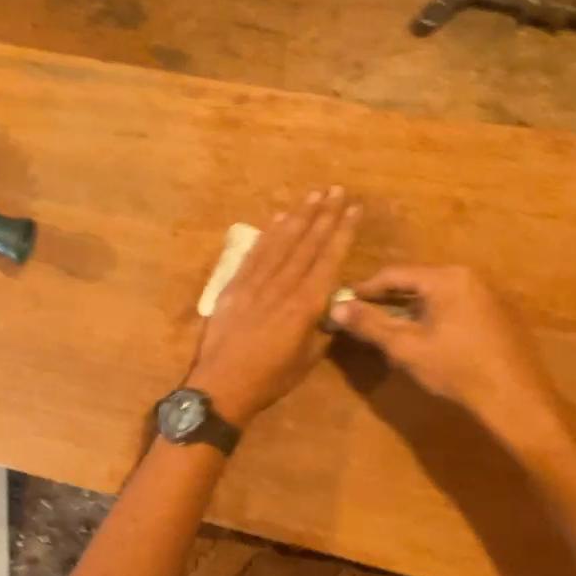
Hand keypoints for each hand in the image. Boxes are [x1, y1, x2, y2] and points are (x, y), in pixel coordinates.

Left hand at [186, 187, 358, 427]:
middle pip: (306, 243)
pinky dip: (267, 235)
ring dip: (298, 217)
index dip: (342, 231)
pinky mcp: (233, 287)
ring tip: (313, 196)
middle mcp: (282, 286)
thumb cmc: (270, 379)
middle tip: (336, 189)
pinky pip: (254, 254)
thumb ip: (322, 329)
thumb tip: (331, 307)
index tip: (353, 208)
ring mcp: (255, 284)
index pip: (329, 259)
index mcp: (306, 304)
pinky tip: (278, 219)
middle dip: (323, 214)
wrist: (221, 386)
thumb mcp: (307, 358)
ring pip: (280, 242)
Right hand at [331, 265, 575, 453]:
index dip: (364, 290)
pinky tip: (425, 340)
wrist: (516, 399)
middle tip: (362, 319)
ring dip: (409, 311)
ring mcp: (489, 294)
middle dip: (386, 301)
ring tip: (389, 333)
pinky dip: (433, 317)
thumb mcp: (405, 347)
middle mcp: (470, 276)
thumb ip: (369, 324)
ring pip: (436, 295)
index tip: (343, 305)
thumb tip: (335, 308)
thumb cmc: (456, 369)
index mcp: (447, 278)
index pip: (393, 274)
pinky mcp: (499, 313)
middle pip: (416, 282)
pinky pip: (456, 306)